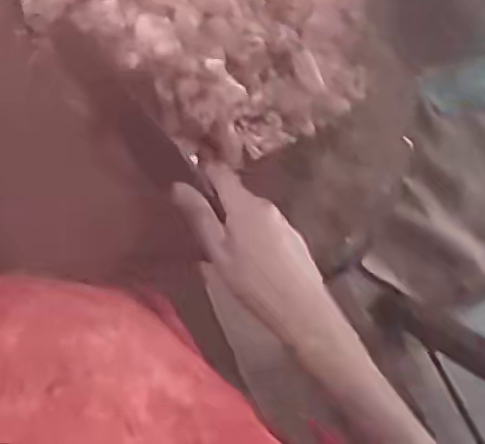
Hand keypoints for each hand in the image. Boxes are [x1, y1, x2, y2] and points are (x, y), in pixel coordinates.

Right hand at [172, 163, 328, 335]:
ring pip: (252, 210)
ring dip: (238, 218)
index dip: (203, 168)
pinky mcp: (296, 240)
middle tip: (203, 219)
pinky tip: (252, 257)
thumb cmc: (254, 283)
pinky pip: (267, 226)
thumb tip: (178, 185)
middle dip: (219, 199)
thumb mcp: (218, 251)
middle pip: (237, 192)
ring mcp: (284, 222)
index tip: (189, 174)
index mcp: (244, 203)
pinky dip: (255, 232)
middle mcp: (266, 205)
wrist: (307, 316)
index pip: (220, 171)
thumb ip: (199, 215)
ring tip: (227, 243)